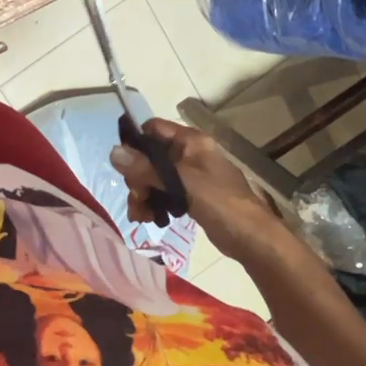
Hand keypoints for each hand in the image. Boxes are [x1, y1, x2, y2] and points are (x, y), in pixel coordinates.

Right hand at [110, 118, 285, 259]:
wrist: (251, 237)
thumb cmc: (220, 202)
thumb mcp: (180, 183)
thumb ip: (146, 168)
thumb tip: (113, 152)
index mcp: (191, 141)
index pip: (153, 129)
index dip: (136, 143)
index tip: (125, 166)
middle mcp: (189, 154)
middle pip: (150, 156)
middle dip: (138, 178)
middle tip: (138, 198)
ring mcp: (190, 176)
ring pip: (154, 177)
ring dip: (143, 194)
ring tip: (141, 216)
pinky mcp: (191, 196)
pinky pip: (164, 193)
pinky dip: (154, 203)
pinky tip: (149, 219)